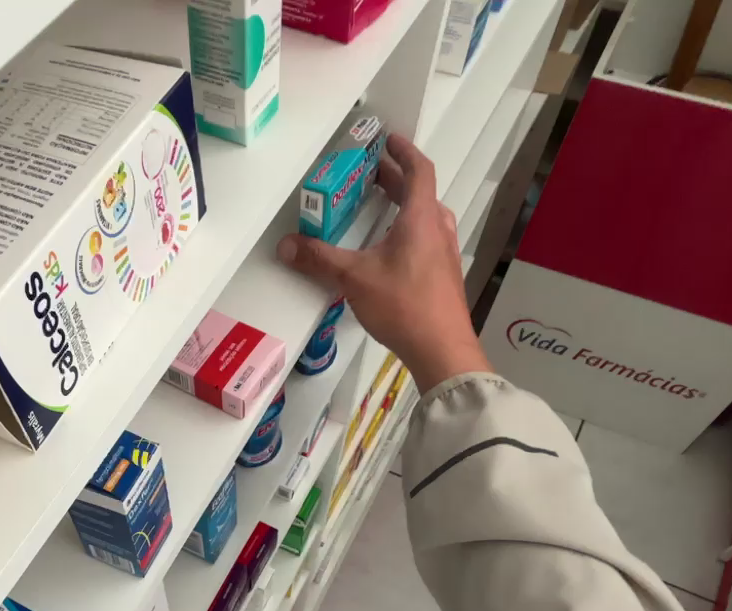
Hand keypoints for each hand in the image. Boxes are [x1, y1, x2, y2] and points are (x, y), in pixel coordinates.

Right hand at [276, 132, 488, 392]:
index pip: (418, 169)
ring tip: (380, 211)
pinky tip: (390, 253)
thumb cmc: (403, 304)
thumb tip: (286, 246)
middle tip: (371, 176)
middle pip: (420, 193)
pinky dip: (408, 234)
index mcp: (421, 217)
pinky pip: (426, 242)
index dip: (403, 151)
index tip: (388, 140)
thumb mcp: (354, 279)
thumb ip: (319, 260)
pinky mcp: (444, 277)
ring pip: (425, 219)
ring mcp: (445, 254)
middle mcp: (437, 229)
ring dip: (404, 208)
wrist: (441, 348)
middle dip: (395, 180)